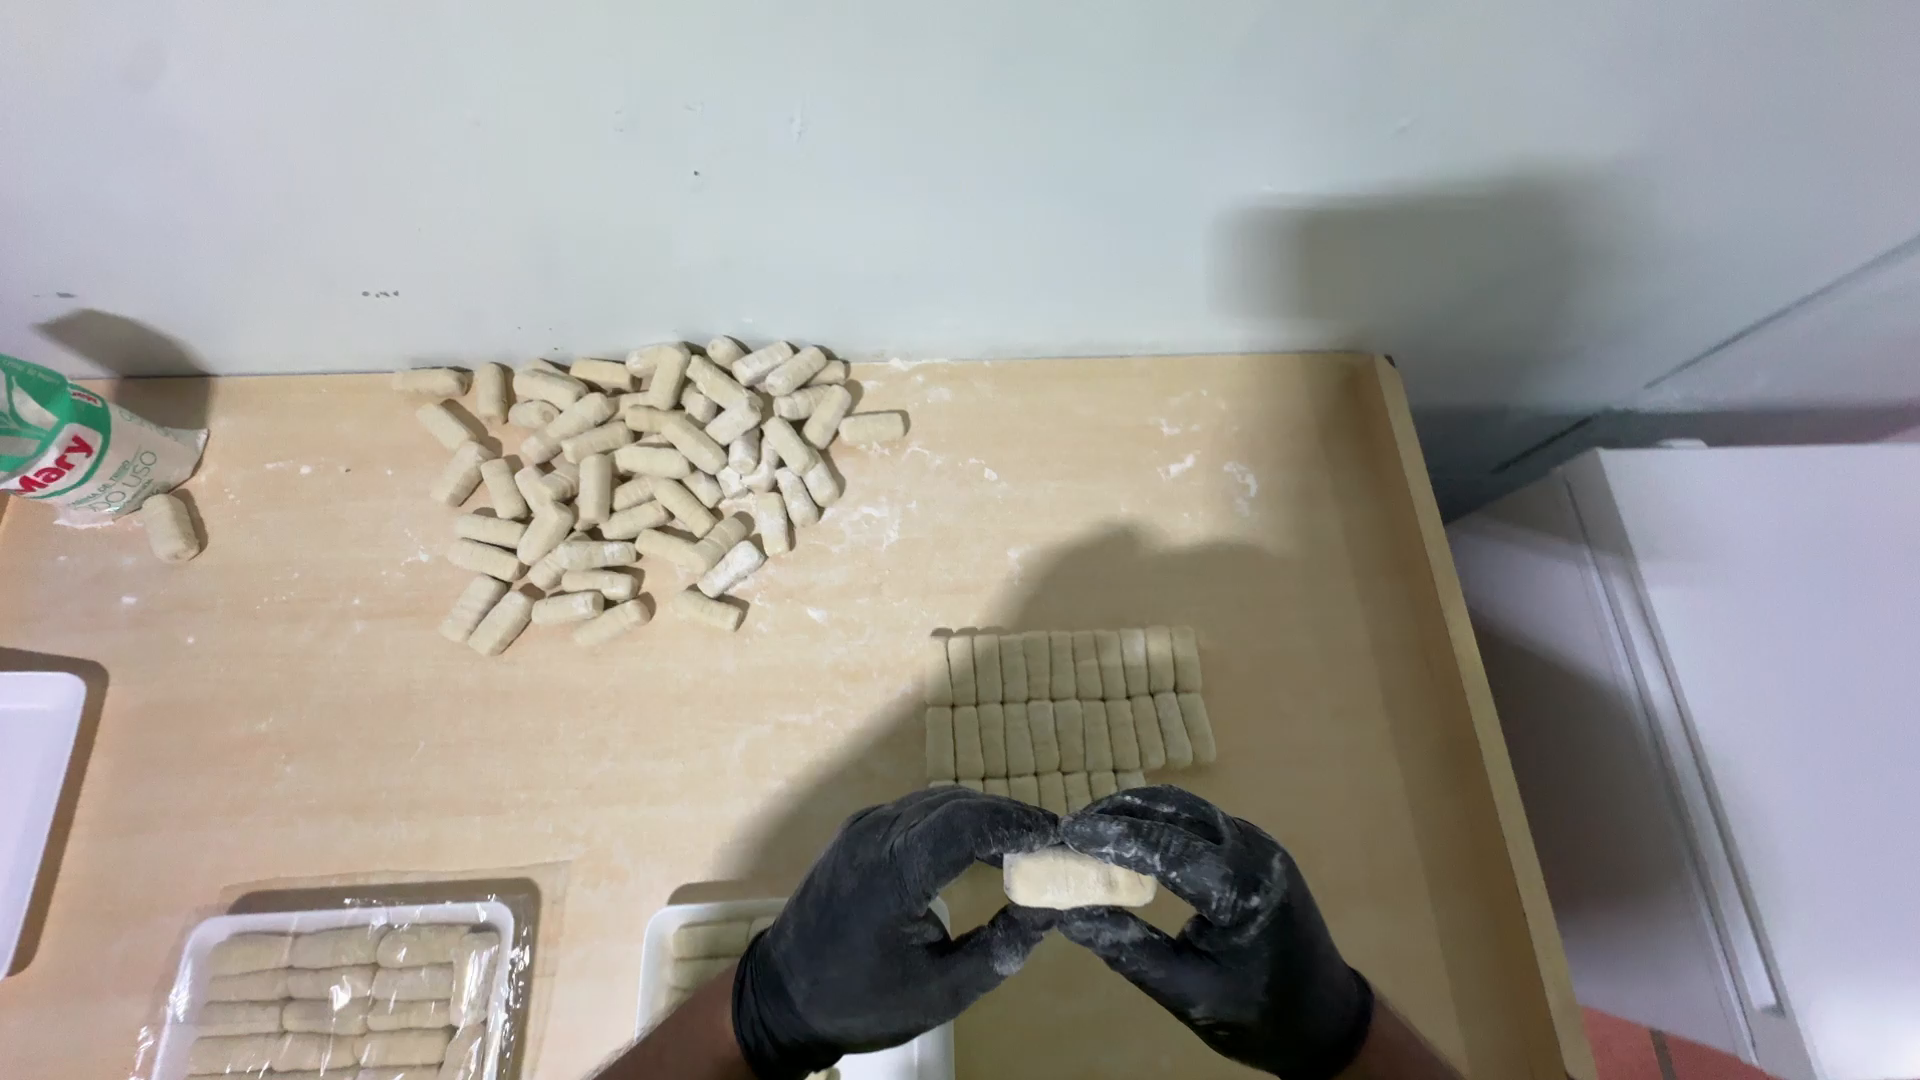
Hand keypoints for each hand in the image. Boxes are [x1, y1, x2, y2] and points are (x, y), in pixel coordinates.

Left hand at [731, 787, 1059, 1078]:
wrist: (780, 996)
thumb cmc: (862, 1002)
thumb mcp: (940, 992)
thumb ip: (998, 948)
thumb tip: (1050, 909)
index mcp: (893, 871)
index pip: (965, 823)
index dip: (1016, 824)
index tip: (1058, 838)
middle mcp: (877, 832)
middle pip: (955, 804)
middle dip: (1007, 817)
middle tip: (1051, 842)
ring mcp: (864, 825)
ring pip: (937, 801)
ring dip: (983, 815)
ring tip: (1023, 843)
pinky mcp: (859, 828)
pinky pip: (917, 810)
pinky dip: (955, 819)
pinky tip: (978, 843)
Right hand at [1053, 786, 1373, 1079]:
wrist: (1329, 1021)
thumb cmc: (1259, 1016)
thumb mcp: (1189, 994)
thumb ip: (1129, 951)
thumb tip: (1070, 915)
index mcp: (1241, 890)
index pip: (1165, 846)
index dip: (1112, 837)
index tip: (1067, 834)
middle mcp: (1252, 850)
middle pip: (1173, 810)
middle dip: (1118, 814)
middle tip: (1072, 829)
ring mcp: (1257, 840)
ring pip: (1184, 806)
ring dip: (1136, 811)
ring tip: (1092, 830)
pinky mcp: (1253, 843)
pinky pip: (1197, 817)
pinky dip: (1158, 820)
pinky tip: (1131, 837)